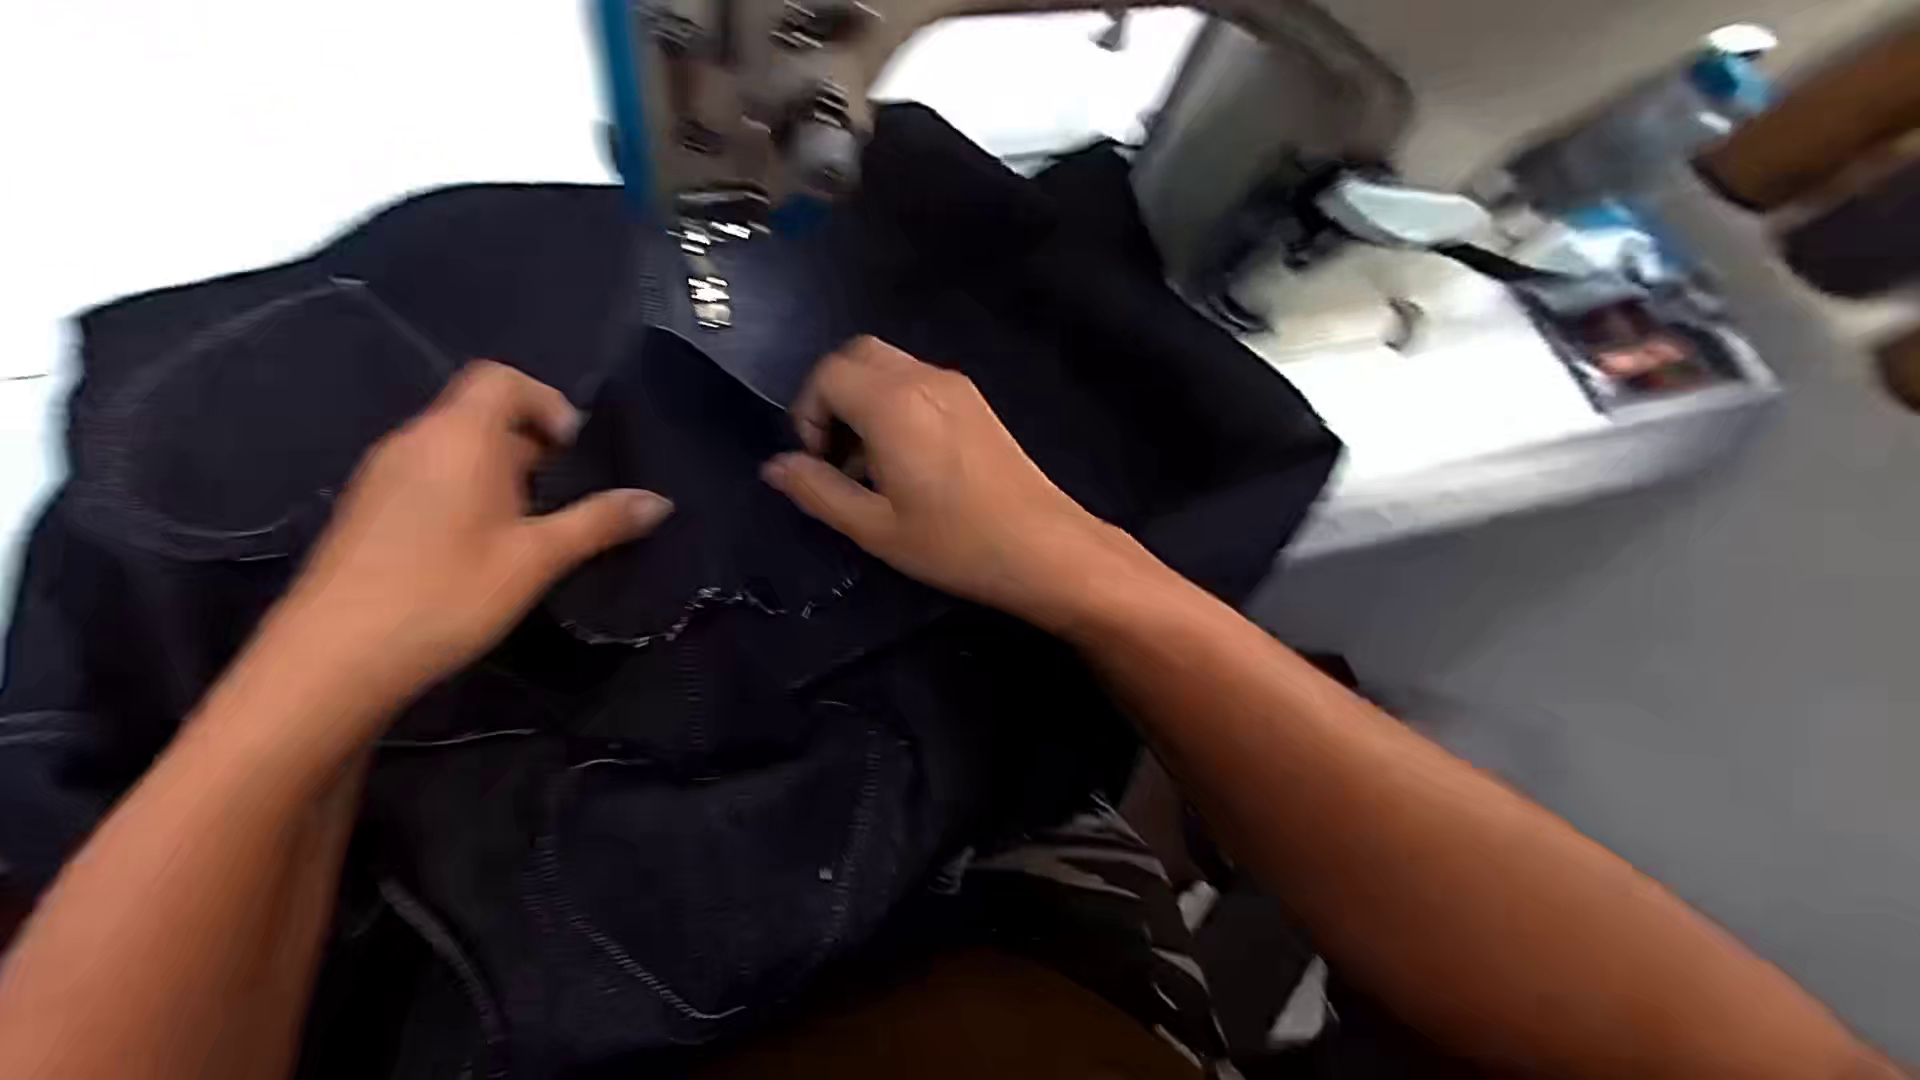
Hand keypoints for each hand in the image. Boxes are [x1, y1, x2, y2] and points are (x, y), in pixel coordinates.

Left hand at [265, 361, 672, 711]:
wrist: (332, 660)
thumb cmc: (448, 594)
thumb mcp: (540, 558)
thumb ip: (601, 521)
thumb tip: (659, 501)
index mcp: (459, 438)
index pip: (503, 380)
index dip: (549, 403)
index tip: (575, 456)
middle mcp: (416, 441)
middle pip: (484, 412)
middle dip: (537, 446)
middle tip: (567, 499)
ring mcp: (386, 474)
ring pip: (460, 447)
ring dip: (508, 471)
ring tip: (535, 526)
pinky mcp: (372, 507)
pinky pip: (435, 474)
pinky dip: (474, 490)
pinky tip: (487, 545)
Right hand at [761, 337, 1151, 630]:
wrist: (1047, 549)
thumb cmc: (957, 545)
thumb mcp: (875, 529)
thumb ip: (818, 491)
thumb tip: (774, 466)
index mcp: (894, 404)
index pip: (826, 374)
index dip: (806, 414)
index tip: (818, 462)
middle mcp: (925, 379)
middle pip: (856, 357)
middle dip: (831, 398)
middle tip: (838, 456)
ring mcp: (957, 387)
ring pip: (888, 366)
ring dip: (863, 401)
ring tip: (872, 466)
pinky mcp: (977, 403)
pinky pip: (918, 382)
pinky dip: (894, 404)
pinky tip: (907, 460)